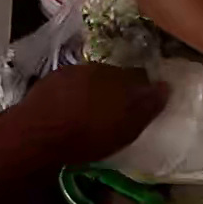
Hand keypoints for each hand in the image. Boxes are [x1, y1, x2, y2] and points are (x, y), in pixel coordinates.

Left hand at [10, 63, 166, 163]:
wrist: (37, 134)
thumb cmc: (87, 135)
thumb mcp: (126, 128)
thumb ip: (147, 106)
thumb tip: (166, 87)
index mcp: (118, 75)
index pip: (139, 77)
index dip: (143, 91)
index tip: (144, 104)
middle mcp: (94, 68)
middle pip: (113, 77)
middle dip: (118, 90)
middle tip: (119, 111)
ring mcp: (69, 73)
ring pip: (90, 80)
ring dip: (94, 92)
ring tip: (94, 113)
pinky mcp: (48, 83)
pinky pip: (69, 88)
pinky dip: (74, 97)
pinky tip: (71, 112)